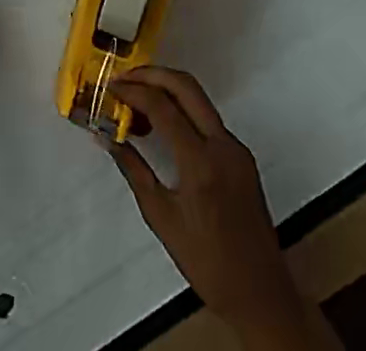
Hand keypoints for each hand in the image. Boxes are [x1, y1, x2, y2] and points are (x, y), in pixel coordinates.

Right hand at [106, 67, 338, 349]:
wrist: (260, 291)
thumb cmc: (205, 259)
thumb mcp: (159, 214)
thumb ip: (133, 168)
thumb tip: (105, 137)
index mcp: (201, 162)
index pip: (162, 106)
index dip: (132, 91)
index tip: (110, 88)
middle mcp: (223, 147)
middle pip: (186, 87)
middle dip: (152, 74)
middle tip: (123, 78)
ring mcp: (236, 149)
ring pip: (199, 98)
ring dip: (166, 89)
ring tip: (135, 99)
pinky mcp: (241, 157)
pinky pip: (207, 119)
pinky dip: (180, 109)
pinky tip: (160, 123)